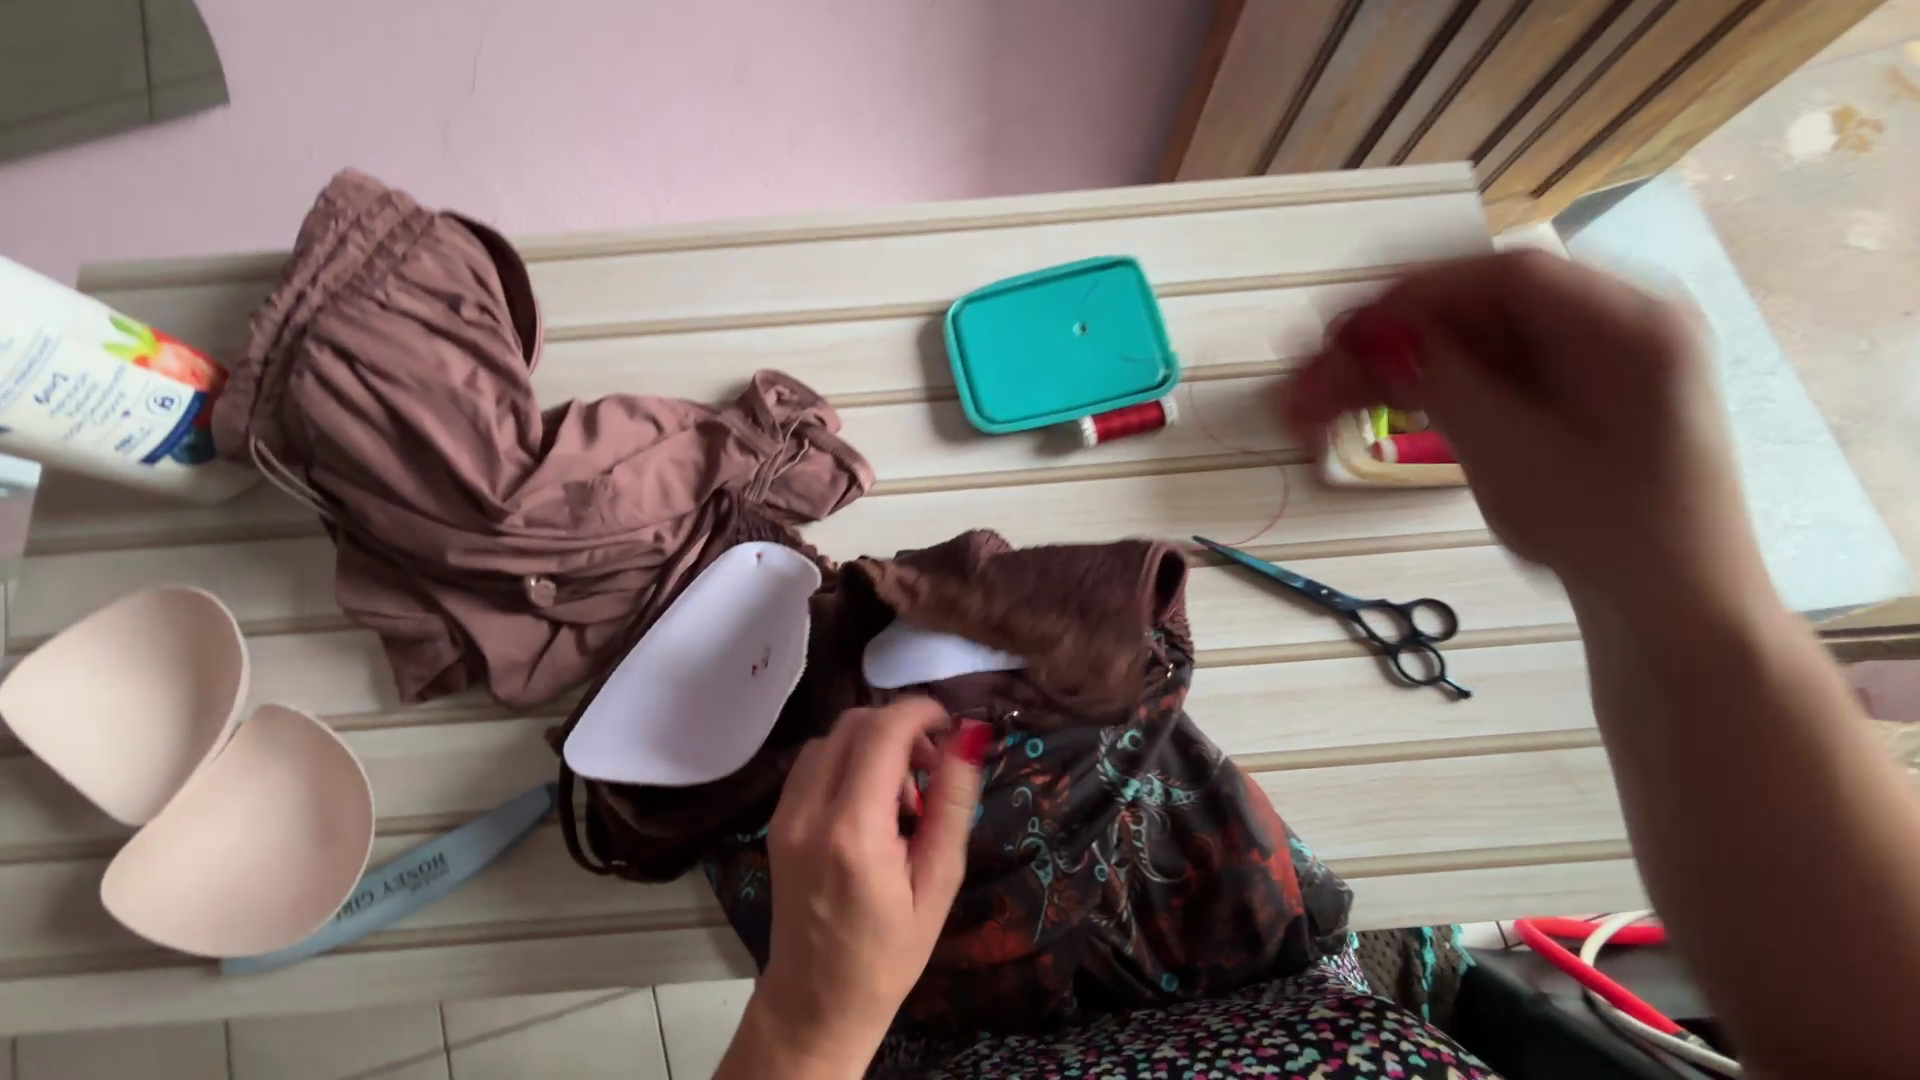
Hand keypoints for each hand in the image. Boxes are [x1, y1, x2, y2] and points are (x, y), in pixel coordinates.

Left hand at [719, 699, 991, 1078]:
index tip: (950, 725)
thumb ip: (952, 802)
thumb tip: (969, 736)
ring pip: (832, 737)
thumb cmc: (890, 952)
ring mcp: (785, 814)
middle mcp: (809, 812)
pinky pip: (814, 761)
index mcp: (853, 832)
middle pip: (855, 723)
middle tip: (931, 765)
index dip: (921, 711)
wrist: (816, 1001)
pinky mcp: (777, 820)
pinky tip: (870, 798)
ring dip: (873, 742)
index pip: (882, 731)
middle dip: (901, 725)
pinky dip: (848, 758)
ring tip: (902, 790)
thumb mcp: (939, 880)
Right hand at [1282, 250, 1764, 605]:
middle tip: (1308, 376)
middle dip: (1383, 343)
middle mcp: (1601, 330)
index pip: (1509, 278)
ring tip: (1307, 407)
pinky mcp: (1543, 401)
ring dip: (1380, 374)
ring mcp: (1570, 367)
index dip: (1418, 295)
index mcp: (1629, 324)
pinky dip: (1409, 396)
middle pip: (1473, 313)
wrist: (1666, 602)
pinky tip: (1353, 411)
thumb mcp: (1516, 454)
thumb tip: (1372, 335)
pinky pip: (1465, 380)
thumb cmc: (1608, 531)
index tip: (1342, 329)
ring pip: (1456, 349)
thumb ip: (1445, 384)